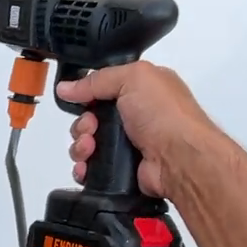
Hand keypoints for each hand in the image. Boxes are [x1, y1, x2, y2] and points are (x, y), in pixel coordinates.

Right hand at [58, 60, 224, 199]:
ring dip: (80, 146)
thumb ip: (98, 79)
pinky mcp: (121, 169)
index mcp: (141, 90)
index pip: (102, 89)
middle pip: (90, 119)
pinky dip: (83, 168)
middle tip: (90, 127)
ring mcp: (127, 144)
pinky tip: (86, 166)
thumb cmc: (166, 116)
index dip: (87, 95)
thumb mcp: (133, 78)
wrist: (179, 159)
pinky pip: (91, 168)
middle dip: (82, 124)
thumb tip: (68, 87)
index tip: (80, 100)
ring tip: (90, 148)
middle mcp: (134, 117)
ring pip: (87, 144)